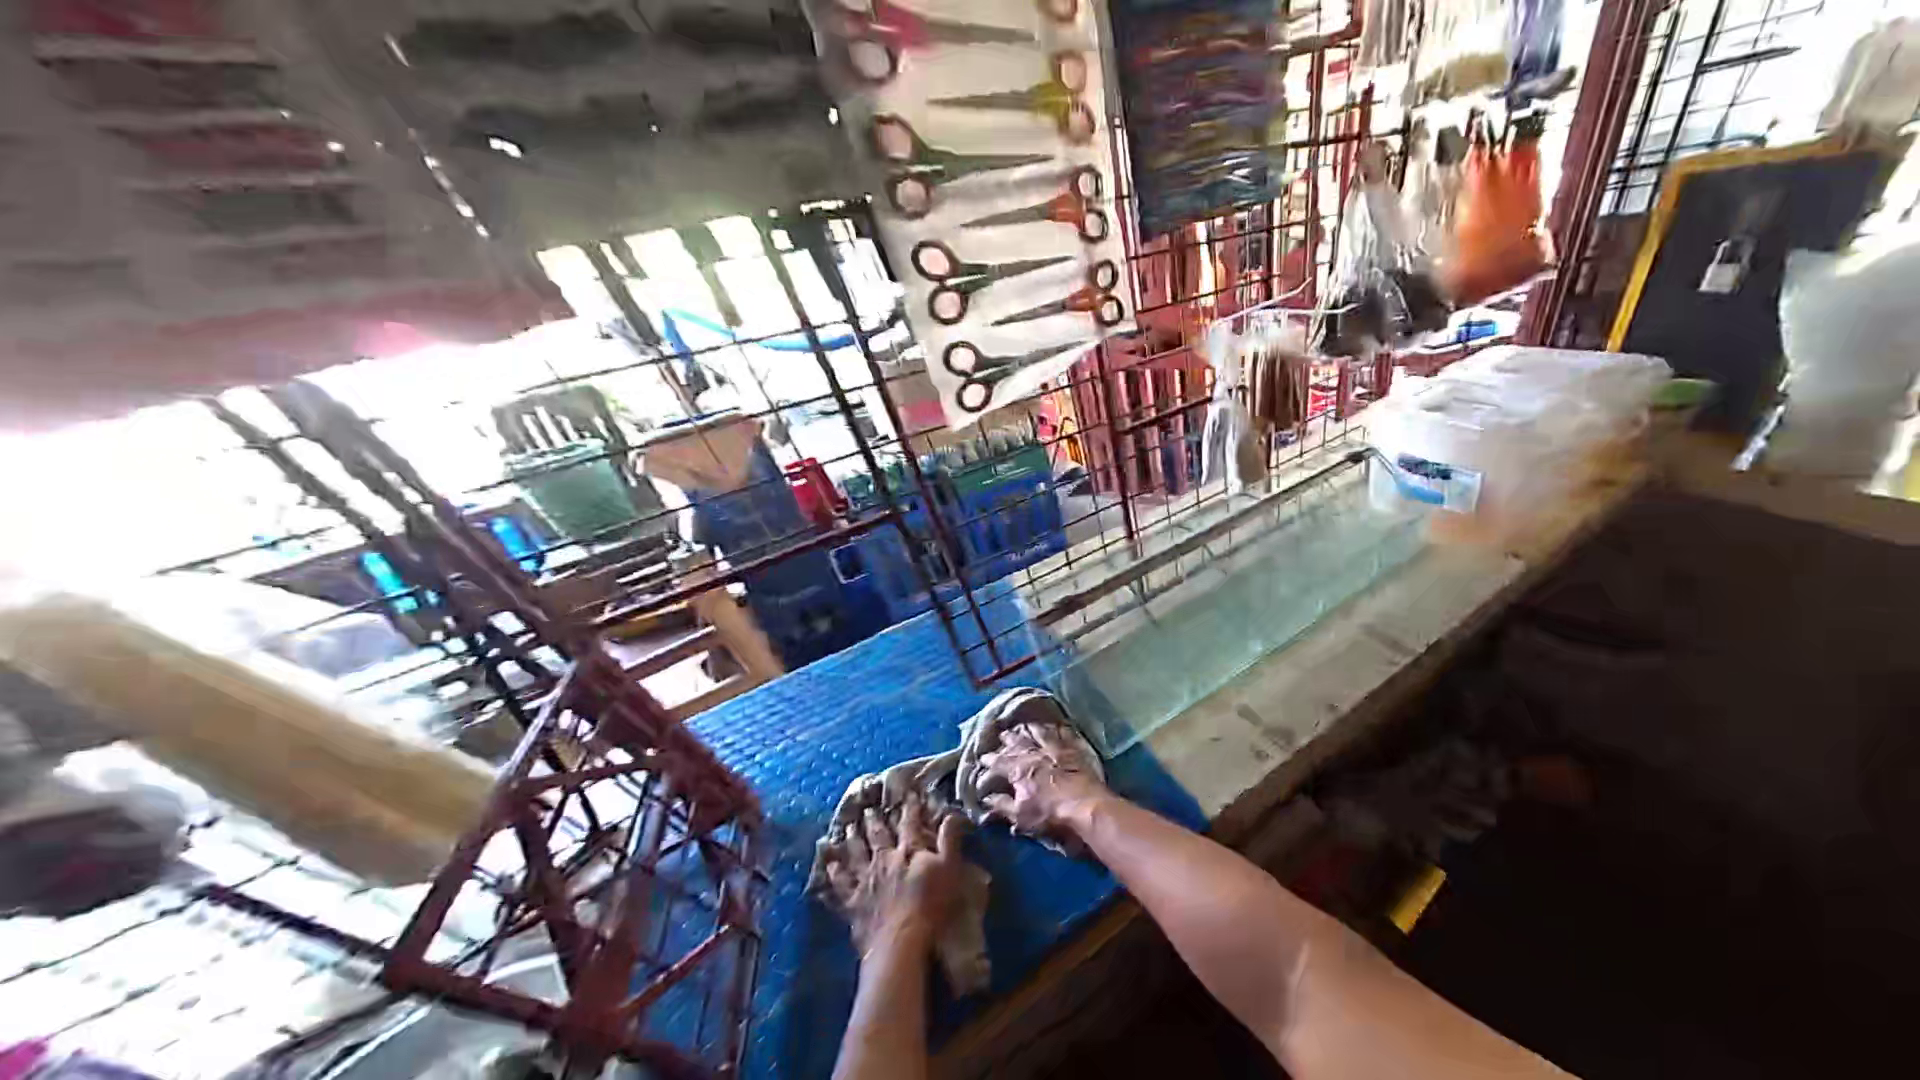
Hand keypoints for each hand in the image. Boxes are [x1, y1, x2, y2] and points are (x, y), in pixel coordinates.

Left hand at [823, 792, 966, 956]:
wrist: (900, 941)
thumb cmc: (930, 905)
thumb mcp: (949, 869)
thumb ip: (950, 840)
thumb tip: (952, 813)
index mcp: (907, 851)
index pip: (909, 823)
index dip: (910, 808)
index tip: (907, 793)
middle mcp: (882, 859)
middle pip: (877, 835)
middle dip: (874, 820)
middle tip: (867, 808)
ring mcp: (865, 880)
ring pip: (855, 853)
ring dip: (852, 839)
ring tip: (848, 827)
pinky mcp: (852, 902)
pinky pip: (840, 885)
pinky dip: (834, 873)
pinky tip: (829, 865)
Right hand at [978, 722, 1109, 839]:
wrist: (1085, 806)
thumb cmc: (1049, 814)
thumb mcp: (1020, 816)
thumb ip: (1001, 805)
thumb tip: (986, 797)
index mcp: (1017, 769)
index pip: (998, 762)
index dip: (989, 760)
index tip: (983, 758)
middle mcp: (1033, 754)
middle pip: (1017, 743)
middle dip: (1007, 739)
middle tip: (1001, 735)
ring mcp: (1054, 749)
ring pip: (1038, 733)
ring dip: (1029, 729)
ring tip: (1024, 726)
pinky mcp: (1073, 750)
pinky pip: (1063, 734)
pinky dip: (1058, 729)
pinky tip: (1057, 725)